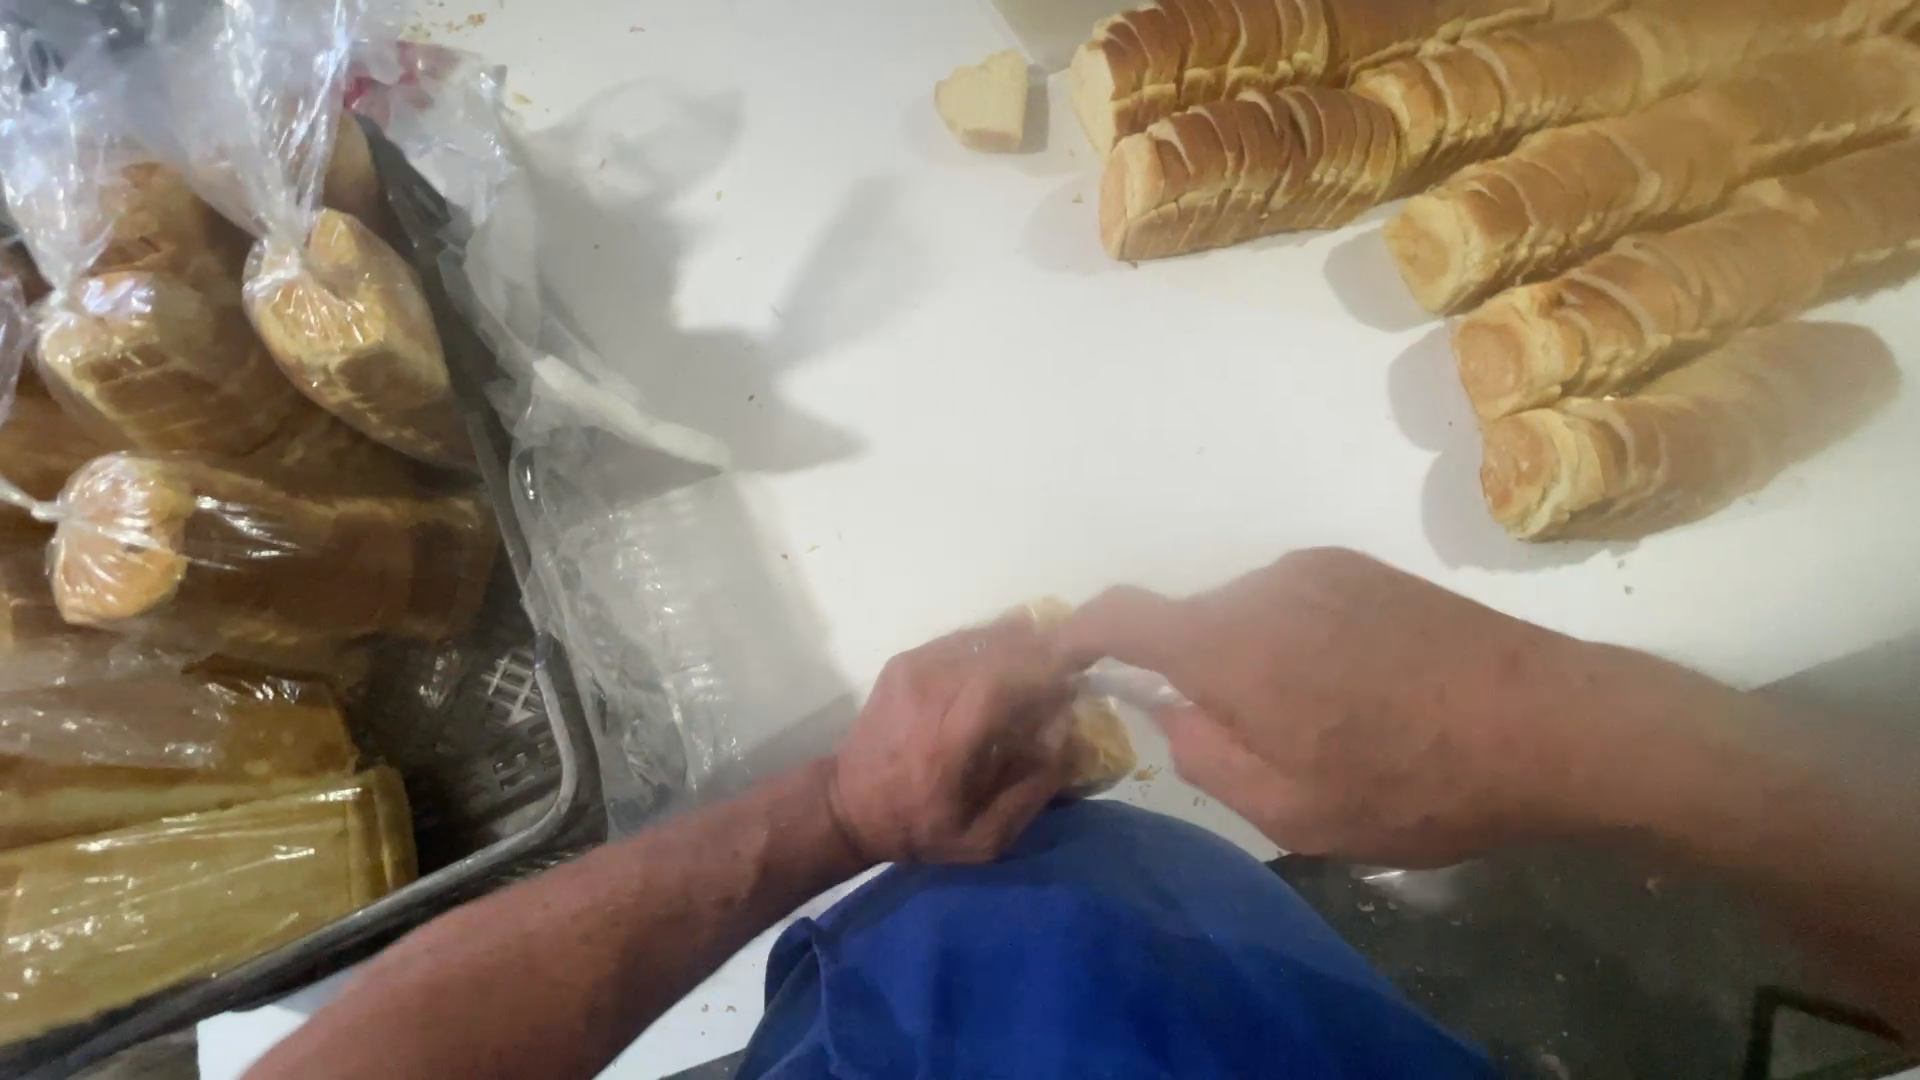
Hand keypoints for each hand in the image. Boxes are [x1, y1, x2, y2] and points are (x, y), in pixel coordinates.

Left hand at [828, 613, 1079, 864]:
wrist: (847, 804)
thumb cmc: (919, 827)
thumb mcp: (984, 837)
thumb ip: (1031, 786)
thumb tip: (1069, 730)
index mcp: (947, 740)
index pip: (1006, 683)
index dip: (1049, 672)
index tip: (1083, 677)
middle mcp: (929, 693)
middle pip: (999, 653)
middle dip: (1045, 651)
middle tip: (1078, 661)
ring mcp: (914, 669)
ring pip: (984, 638)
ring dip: (1024, 641)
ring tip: (1055, 650)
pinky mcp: (906, 660)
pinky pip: (963, 638)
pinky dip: (996, 640)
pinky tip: (1019, 645)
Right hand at [1060, 548, 1600, 867]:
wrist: (1555, 724)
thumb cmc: (1411, 781)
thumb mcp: (1290, 810)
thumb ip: (1203, 756)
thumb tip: (1174, 711)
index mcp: (1229, 646)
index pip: (1121, 616)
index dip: (1076, 631)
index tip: (1060, 656)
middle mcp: (1258, 589)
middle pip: (1186, 624)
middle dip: (1190, 674)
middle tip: (1248, 738)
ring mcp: (1310, 570)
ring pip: (1237, 616)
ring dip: (1246, 660)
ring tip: (1318, 717)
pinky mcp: (1354, 569)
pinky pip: (1285, 602)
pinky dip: (1286, 641)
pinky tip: (1353, 685)